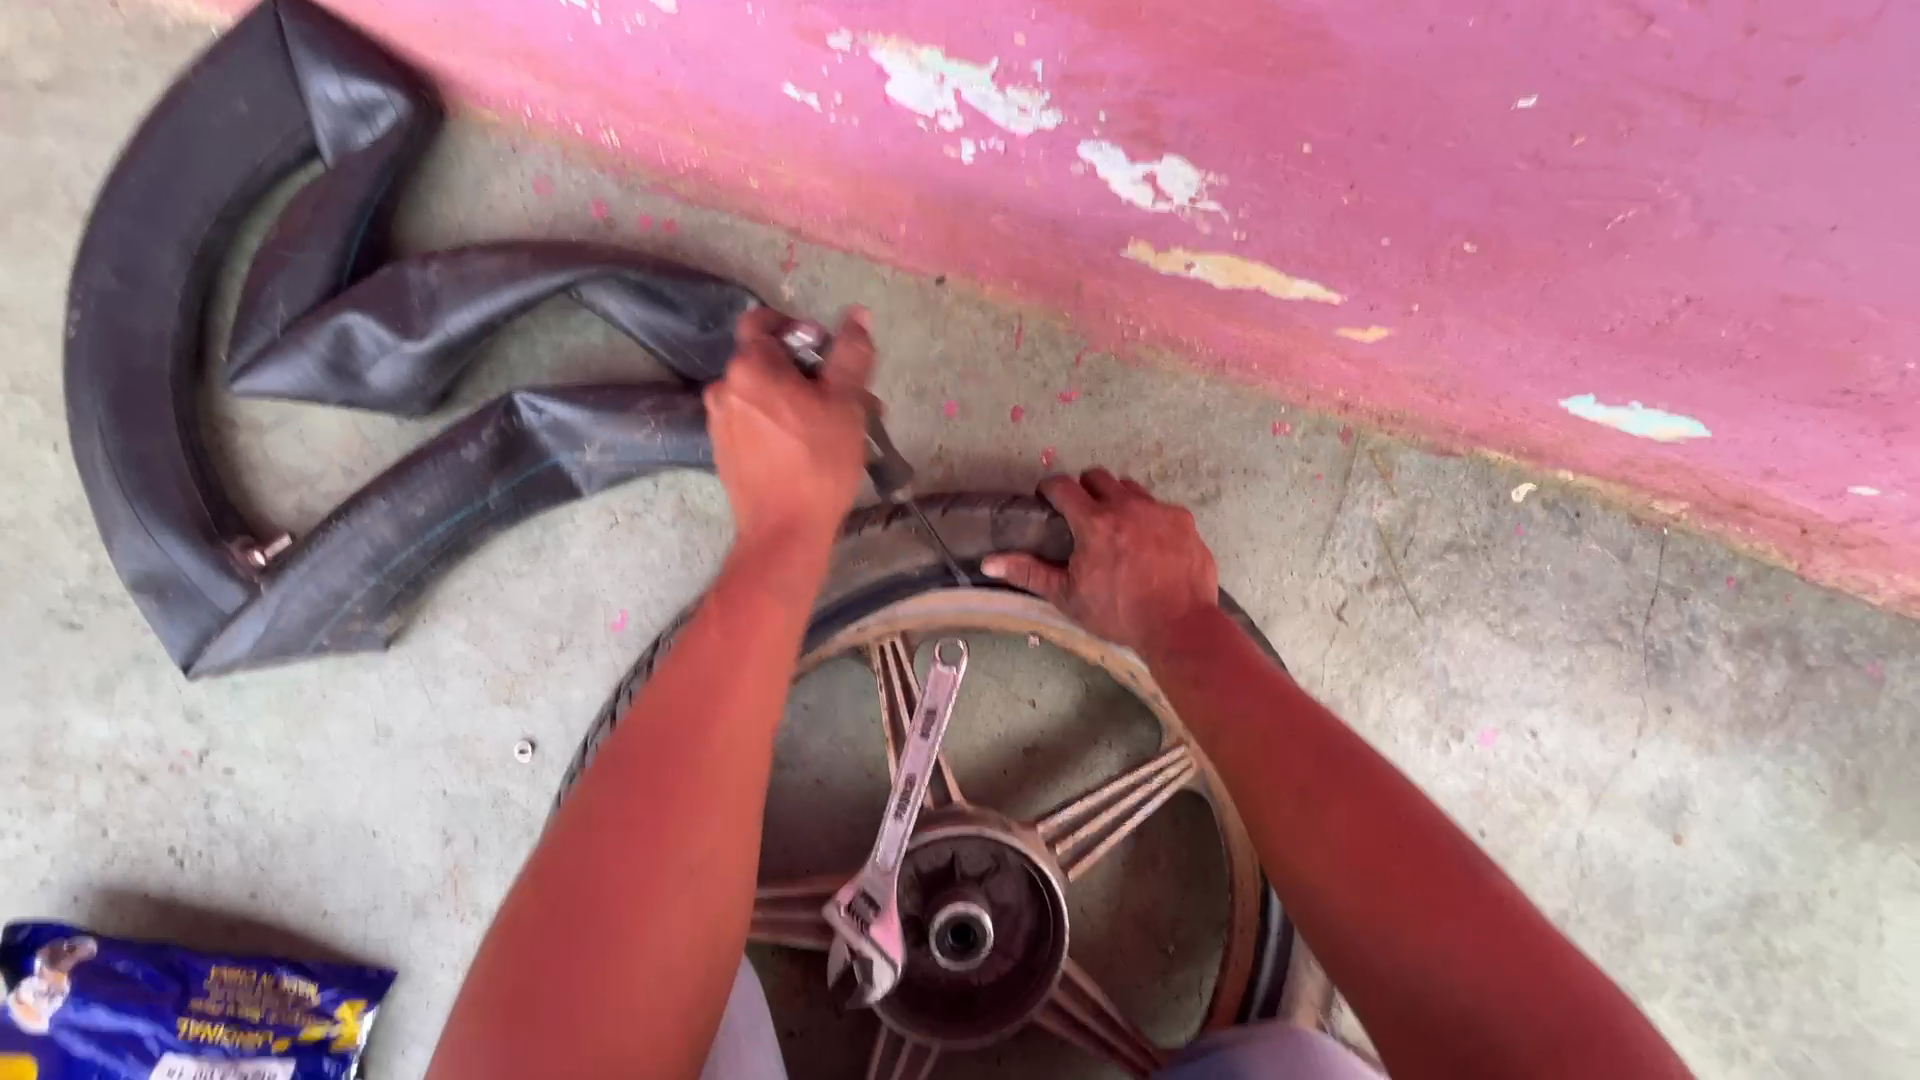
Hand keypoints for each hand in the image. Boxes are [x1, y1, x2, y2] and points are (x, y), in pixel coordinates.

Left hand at [705, 306, 874, 550]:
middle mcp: (724, 388)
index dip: (797, 329)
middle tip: (848, 398)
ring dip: (800, 401)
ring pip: (765, 396)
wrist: (785, 530)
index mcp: (749, 367)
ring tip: (838, 429)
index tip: (826, 353)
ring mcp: (720, 423)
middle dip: (810, 373)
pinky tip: (811, 450)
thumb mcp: (846, 403)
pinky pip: (756, 423)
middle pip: (768, 362)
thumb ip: (851, 354)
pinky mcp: (725, 452)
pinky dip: (781, 425)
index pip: (762, 322)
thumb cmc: (819, 461)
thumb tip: (859, 315)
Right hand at [981, 469, 1219, 657]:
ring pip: (1131, 488)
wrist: (1180, 627)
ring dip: (1117, 499)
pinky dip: (1148, 519)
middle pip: (1098, 476)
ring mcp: (1160, 511)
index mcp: (1094, 523)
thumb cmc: (1118, 614)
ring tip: (1116, 527)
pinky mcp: (1184, 521)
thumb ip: (1029, 573)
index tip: (1046, 499)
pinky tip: (1149, 545)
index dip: (1050, 488)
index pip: (1063, 486)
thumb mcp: (1068, 596)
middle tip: (1081, 514)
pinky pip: (1160, 508)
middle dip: (1084, 489)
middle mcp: (1128, 507)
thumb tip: (988, 563)